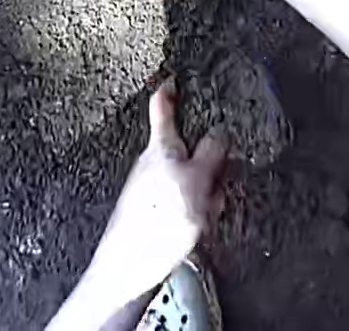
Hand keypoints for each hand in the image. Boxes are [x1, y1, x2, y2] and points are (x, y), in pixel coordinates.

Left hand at [75, 80, 228, 312]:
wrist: (128, 272)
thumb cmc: (158, 223)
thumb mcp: (199, 180)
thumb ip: (213, 153)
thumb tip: (221, 133)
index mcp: (161, 145)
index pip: (163, 105)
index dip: (170, 88)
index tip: (175, 76)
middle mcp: (151, 160)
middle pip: (185, 148)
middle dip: (205, 163)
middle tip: (216, 182)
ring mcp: (149, 186)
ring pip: (186, 178)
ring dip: (202, 193)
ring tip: (205, 215)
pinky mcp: (150, 212)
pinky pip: (180, 202)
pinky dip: (193, 212)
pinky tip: (195, 232)